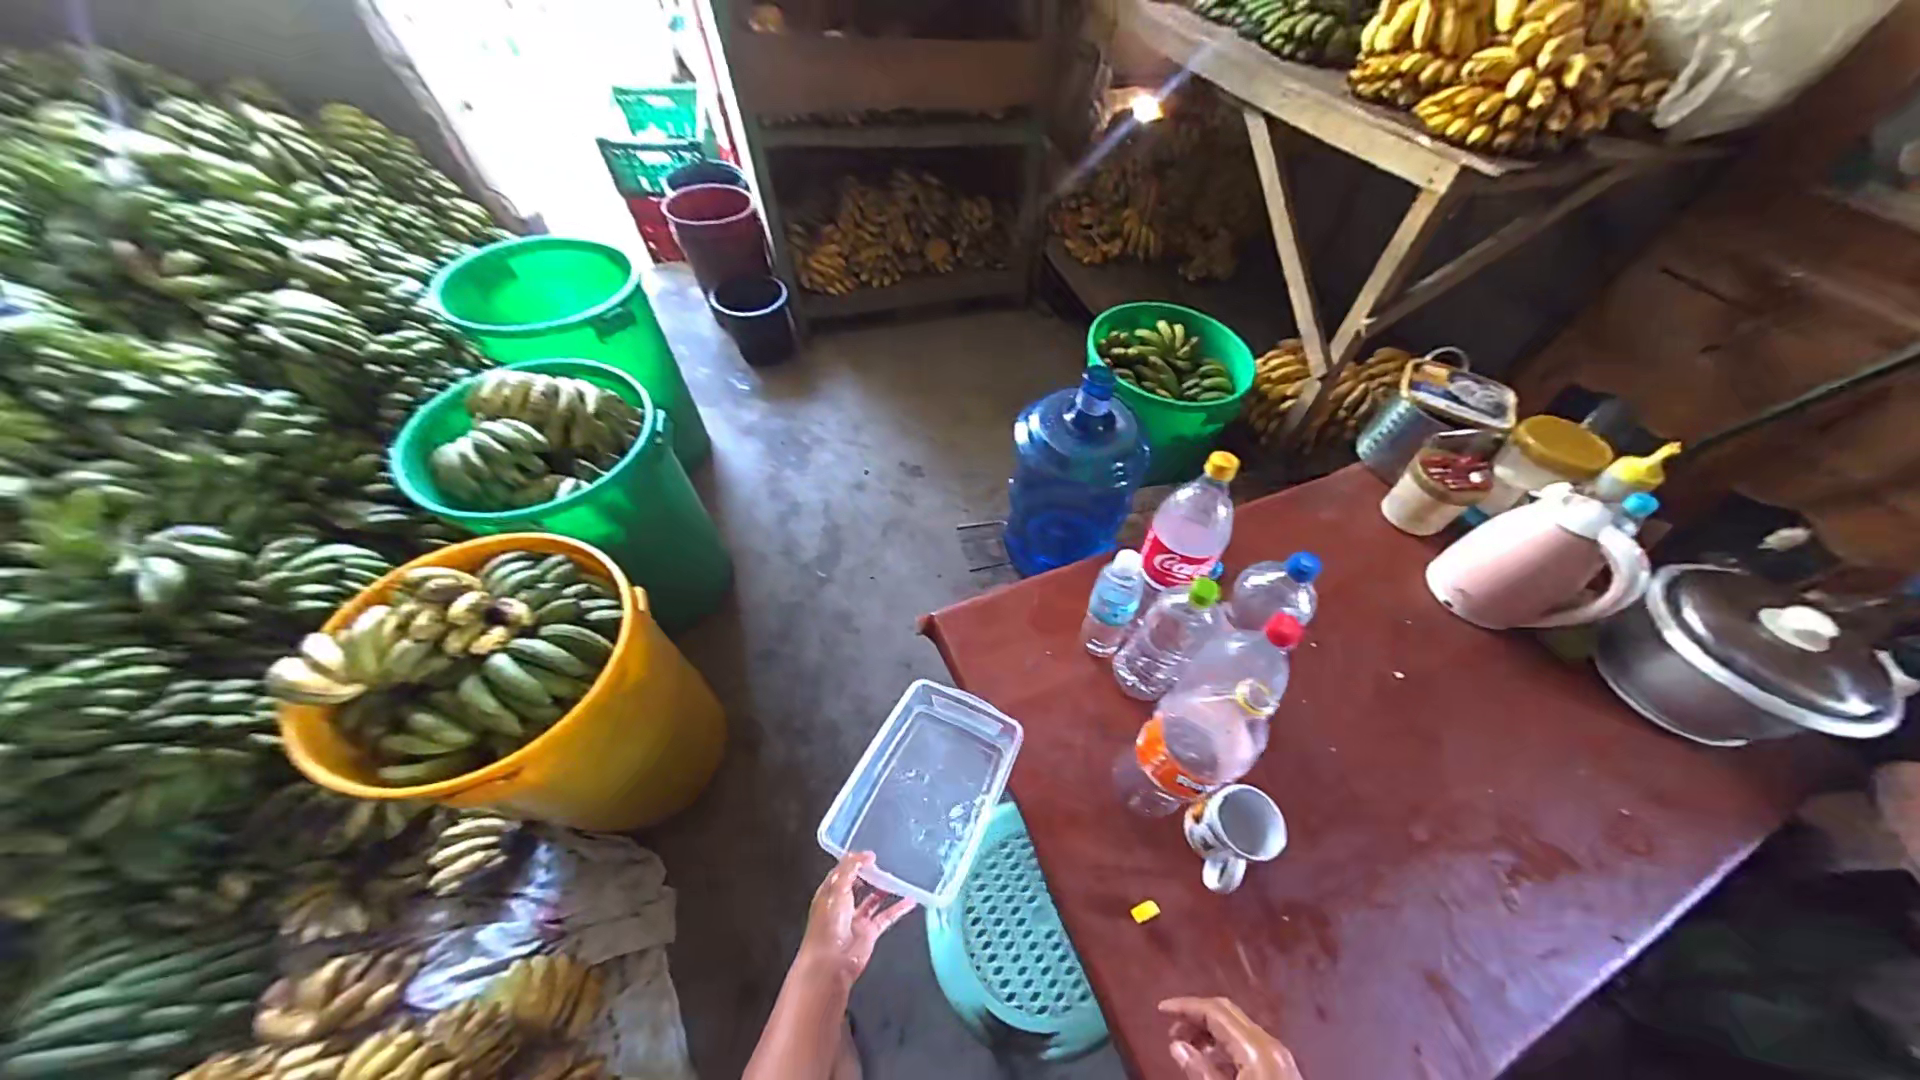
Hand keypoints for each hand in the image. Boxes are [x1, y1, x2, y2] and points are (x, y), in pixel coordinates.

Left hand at [798, 853, 915, 983]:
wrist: (831, 964)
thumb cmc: (828, 924)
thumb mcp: (837, 888)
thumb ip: (851, 868)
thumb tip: (867, 855)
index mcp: (830, 893)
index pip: (842, 872)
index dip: (855, 862)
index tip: (871, 854)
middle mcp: (843, 905)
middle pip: (859, 885)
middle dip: (870, 874)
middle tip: (885, 864)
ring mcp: (857, 920)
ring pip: (873, 900)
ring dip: (885, 889)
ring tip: (898, 877)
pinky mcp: (870, 933)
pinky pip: (886, 916)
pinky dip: (898, 908)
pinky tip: (910, 900)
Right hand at [1159, 997, 1302, 1079]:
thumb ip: (1202, 1073)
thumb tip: (1177, 1045)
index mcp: (1256, 1048)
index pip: (1214, 1011)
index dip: (1185, 1007)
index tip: (1161, 1010)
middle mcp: (1269, 1045)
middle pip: (1226, 1013)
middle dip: (1196, 1016)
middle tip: (1172, 1030)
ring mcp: (1278, 1058)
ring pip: (1237, 1028)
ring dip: (1209, 1032)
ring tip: (1188, 1050)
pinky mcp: (1282, 1072)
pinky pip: (1248, 1046)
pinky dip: (1225, 1047)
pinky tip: (1212, 1066)